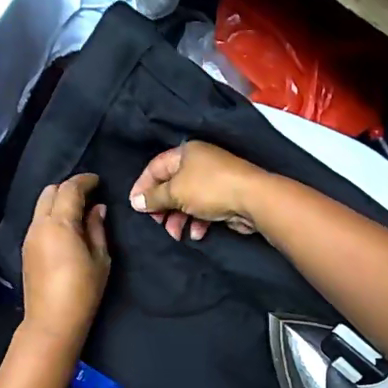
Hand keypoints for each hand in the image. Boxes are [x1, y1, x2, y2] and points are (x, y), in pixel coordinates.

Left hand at [21, 173, 110, 343]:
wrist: (52, 321)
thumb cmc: (83, 291)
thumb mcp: (100, 259)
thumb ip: (97, 228)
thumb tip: (96, 209)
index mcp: (59, 223)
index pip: (70, 189)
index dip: (85, 180)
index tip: (98, 181)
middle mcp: (39, 224)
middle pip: (50, 191)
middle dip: (68, 187)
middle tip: (88, 194)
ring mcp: (29, 236)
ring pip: (41, 205)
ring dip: (58, 201)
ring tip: (78, 211)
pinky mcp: (26, 249)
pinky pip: (38, 221)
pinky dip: (51, 215)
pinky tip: (65, 227)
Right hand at [127, 140, 271, 240]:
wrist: (252, 199)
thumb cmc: (209, 189)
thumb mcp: (175, 192)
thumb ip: (154, 197)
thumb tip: (135, 201)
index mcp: (186, 153)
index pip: (155, 167)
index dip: (142, 186)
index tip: (135, 206)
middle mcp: (199, 163)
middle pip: (171, 186)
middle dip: (162, 207)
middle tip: (157, 223)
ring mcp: (212, 181)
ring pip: (186, 201)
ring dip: (178, 219)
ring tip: (175, 234)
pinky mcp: (223, 198)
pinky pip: (202, 210)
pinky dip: (197, 222)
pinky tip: (196, 234)